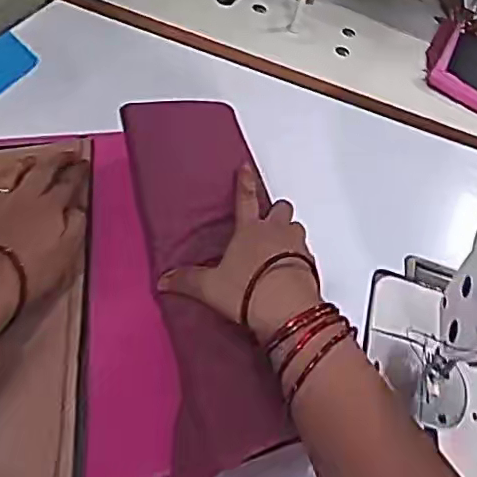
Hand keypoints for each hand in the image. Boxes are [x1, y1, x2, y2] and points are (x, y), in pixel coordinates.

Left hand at [0, 146, 89, 330]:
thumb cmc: (30, 274)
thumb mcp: (67, 254)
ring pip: (7, 176)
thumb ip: (76, 226)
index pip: (68, 183)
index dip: (78, 172)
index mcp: (50, 207)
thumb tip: (78, 208)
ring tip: (27, 161)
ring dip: (19, 165)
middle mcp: (22, 198)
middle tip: (65, 153)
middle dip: (56, 160)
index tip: (84, 163)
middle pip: (41, 171)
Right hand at [157, 165, 321, 342]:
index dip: (245, 182)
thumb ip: (188, 280)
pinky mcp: (311, 261)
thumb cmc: (248, 290)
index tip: (246, 168)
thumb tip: (165, 280)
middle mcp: (275, 230)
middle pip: (280, 207)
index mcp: (250, 229)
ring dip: (290, 233)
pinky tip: (292, 270)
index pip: (245, 198)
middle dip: (276, 211)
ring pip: (296, 227)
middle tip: (269, 222)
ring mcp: (296, 243)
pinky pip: (307, 252)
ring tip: (281, 248)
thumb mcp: (210, 287)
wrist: (286, 308)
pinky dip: (301, 257)